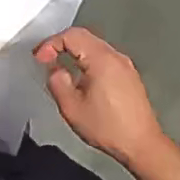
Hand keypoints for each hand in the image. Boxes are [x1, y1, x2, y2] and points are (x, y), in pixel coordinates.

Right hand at [34, 27, 170, 168]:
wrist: (140, 144)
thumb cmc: (106, 127)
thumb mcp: (71, 107)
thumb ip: (57, 82)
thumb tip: (55, 69)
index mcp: (102, 60)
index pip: (72, 35)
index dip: (50, 43)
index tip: (39, 59)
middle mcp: (116, 57)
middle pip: (84, 37)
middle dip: (60, 45)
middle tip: (43, 60)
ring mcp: (125, 66)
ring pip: (94, 47)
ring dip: (73, 53)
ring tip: (58, 69)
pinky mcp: (128, 76)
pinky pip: (103, 59)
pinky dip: (86, 61)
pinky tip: (78, 78)